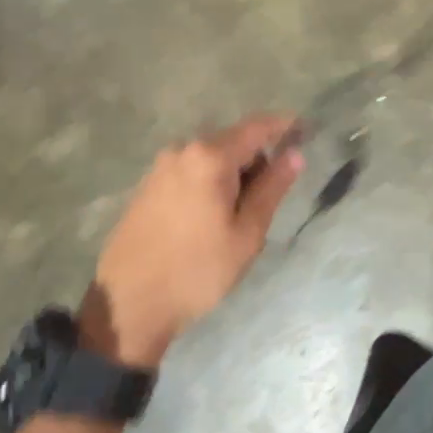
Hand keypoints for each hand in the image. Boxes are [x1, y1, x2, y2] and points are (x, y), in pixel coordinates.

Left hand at [77, 114, 302, 369]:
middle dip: (256, 159)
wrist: (126, 306)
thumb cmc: (196, 270)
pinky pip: (190, 171)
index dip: (284, 125)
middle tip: (270, 196)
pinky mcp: (146, 187)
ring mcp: (160, 168)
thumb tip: (295, 154)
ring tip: (239, 214)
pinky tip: (210, 217)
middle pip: (233, 142)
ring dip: (232, 173)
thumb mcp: (247, 233)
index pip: (257, 127)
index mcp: (210, 157)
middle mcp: (182, 151)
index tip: (305, 130)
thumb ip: (273, 187)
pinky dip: (209, 182)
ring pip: (210, 158)